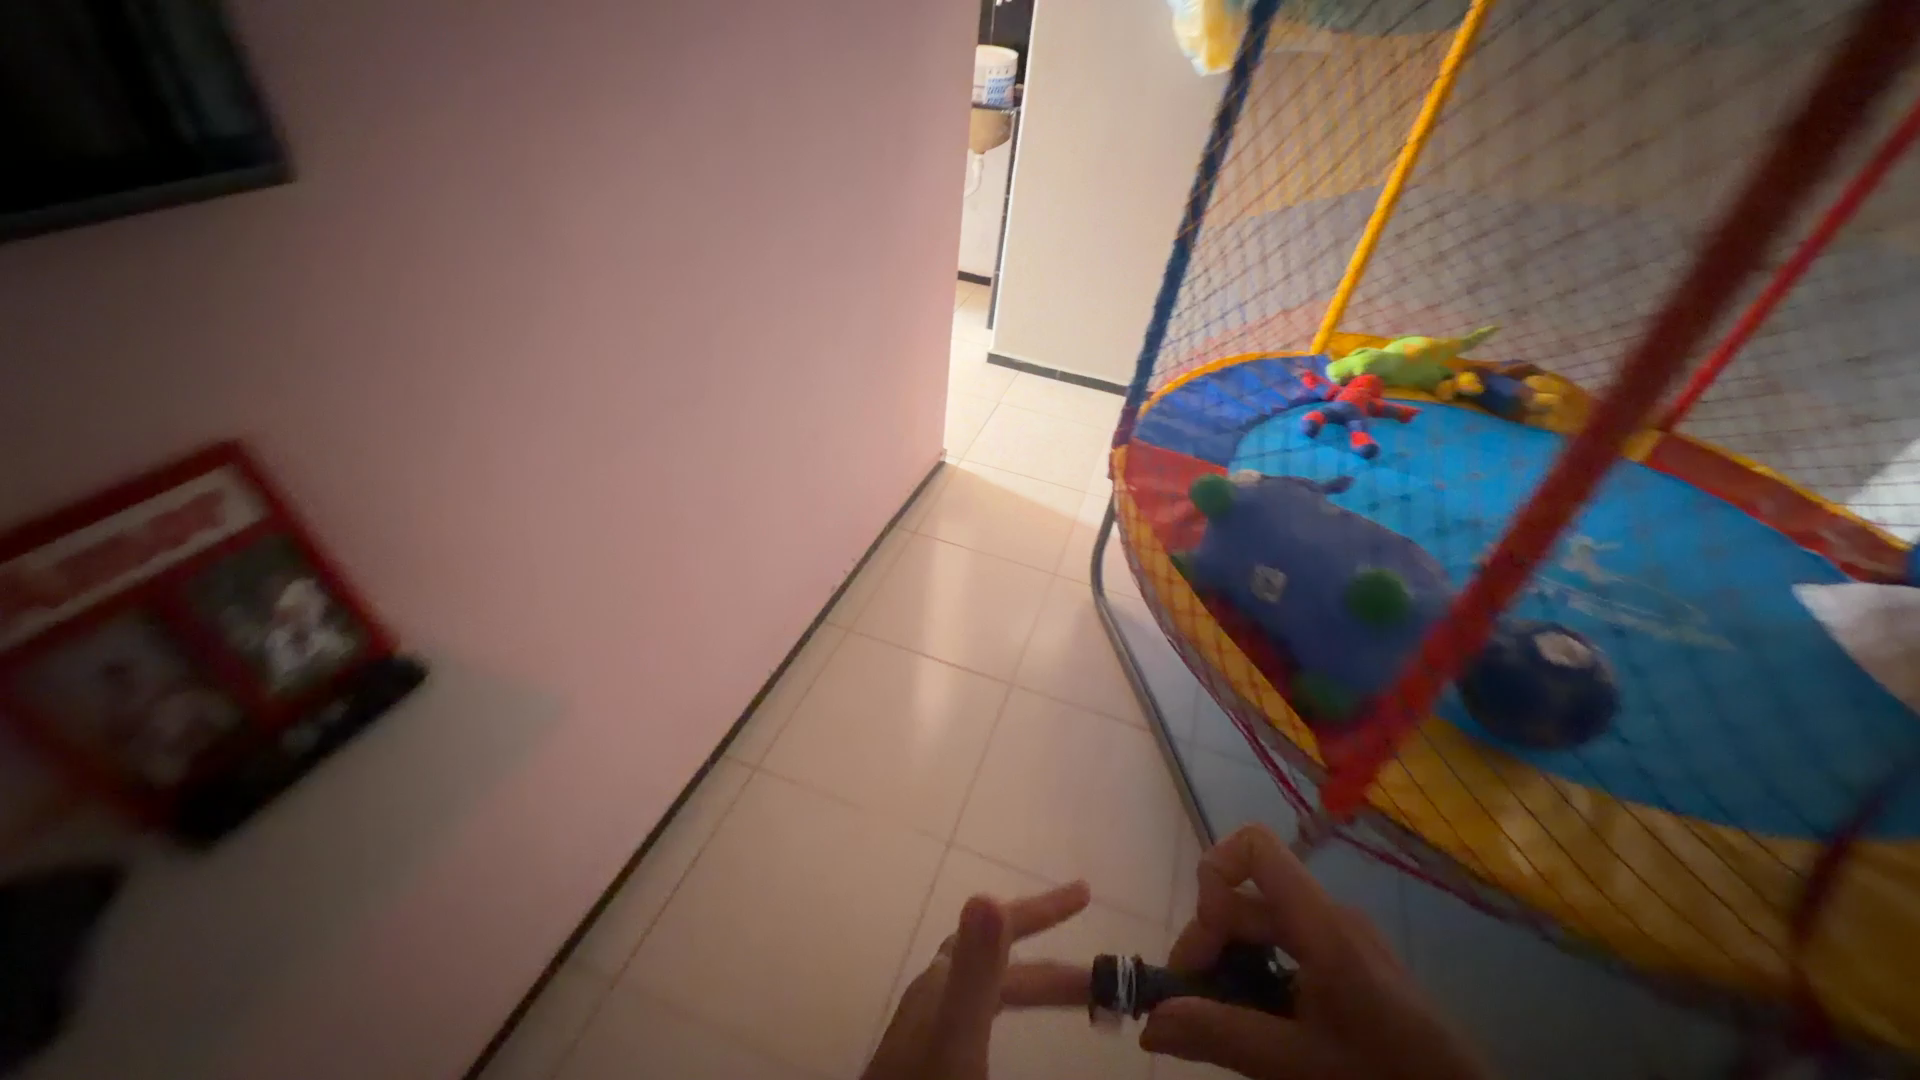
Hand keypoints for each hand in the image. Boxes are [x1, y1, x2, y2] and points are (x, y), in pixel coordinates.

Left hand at [862, 881, 1092, 1079]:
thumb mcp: (957, 1030)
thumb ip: (974, 968)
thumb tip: (985, 895)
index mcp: (946, 980)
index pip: (1004, 928)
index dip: (1047, 908)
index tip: (1086, 892)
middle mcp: (936, 992)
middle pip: (1002, 963)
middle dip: (1052, 964)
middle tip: (1100, 975)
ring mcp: (928, 1023)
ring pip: (987, 987)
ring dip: (1028, 982)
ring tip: (1060, 991)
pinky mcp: (925, 1053)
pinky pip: (973, 1012)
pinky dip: (1002, 1006)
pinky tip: (998, 1026)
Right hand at [1142, 826, 1489, 1079]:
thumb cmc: (1384, 1076)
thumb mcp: (1297, 1064)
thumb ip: (1220, 1035)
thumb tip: (1149, 1020)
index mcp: (1322, 924)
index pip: (1254, 847)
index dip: (1213, 876)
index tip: (1204, 948)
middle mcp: (1330, 918)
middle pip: (1247, 898)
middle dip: (1208, 944)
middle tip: (1190, 1008)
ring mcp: (1343, 941)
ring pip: (1262, 928)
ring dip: (1228, 964)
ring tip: (1218, 1021)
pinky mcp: (1352, 967)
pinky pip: (1286, 950)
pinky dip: (1256, 976)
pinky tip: (1256, 1024)